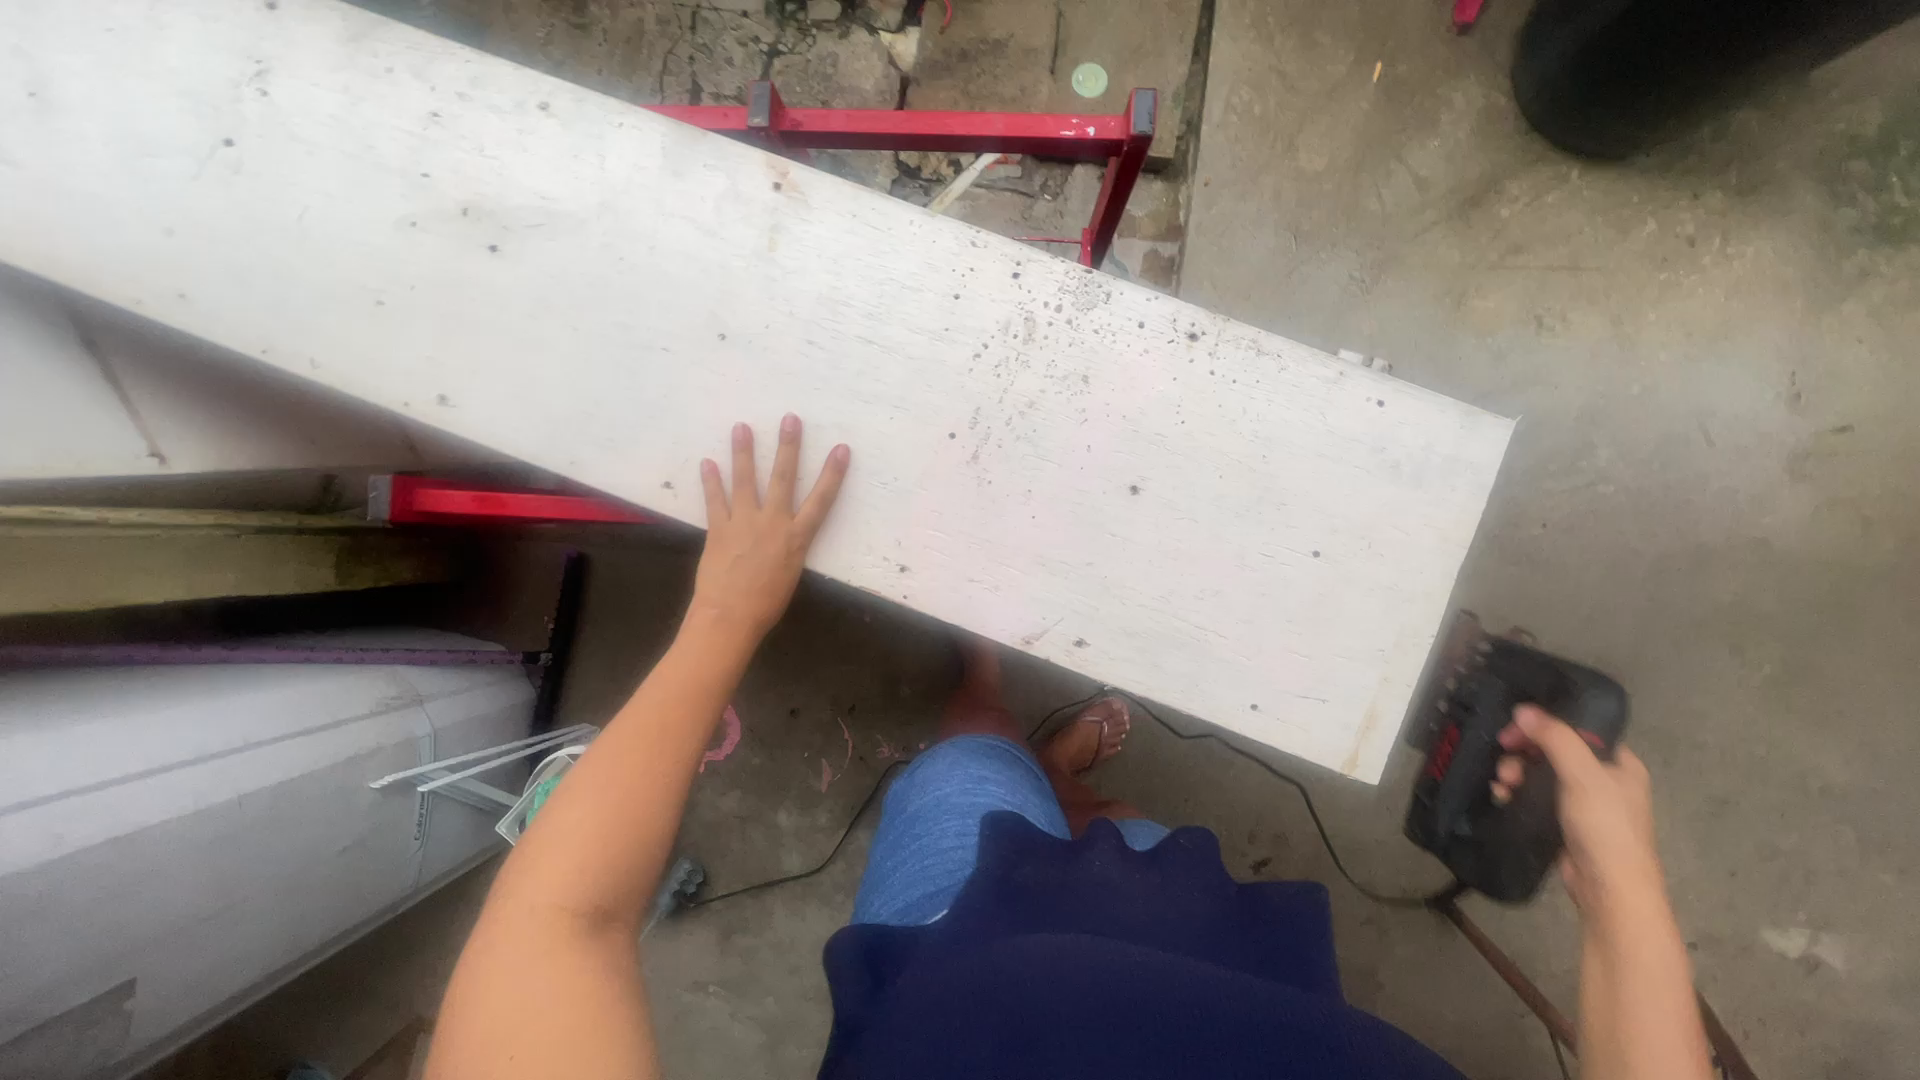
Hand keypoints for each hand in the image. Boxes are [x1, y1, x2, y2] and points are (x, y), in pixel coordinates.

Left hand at [687, 415, 849, 643]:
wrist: (730, 616)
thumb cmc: (766, 605)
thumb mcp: (790, 576)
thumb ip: (788, 551)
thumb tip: (783, 541)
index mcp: (797, 538)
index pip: (821, 500)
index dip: (833, 474)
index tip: (841, 449)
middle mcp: (773, 523)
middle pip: (783, 478)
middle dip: (788, 447)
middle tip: (790, 419)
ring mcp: (744, 522)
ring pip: (746, 480)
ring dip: (744, 452)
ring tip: (741, 427)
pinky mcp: (719, 529)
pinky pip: (715, 500)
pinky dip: (711, 481)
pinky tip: (708, 462)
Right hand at [1492, 705, 1663, 923]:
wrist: (1608, 888)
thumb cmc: (1605, 827)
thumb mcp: (1583, 776)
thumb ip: (1555, 740)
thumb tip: (1523, 709)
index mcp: (1620, 764)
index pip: (1578, 729)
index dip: (1545, 725)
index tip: (1515, 730)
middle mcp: (1602, 778)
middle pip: (1552, 749)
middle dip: (1523, 751)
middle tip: (1504, 755)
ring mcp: (1581, 800)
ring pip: (1538, 772)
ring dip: (1515, 771)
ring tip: (1502, 783)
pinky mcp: (1562, 819)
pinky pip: (1532, 794)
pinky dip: (1515, 791)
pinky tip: (1502, 795)